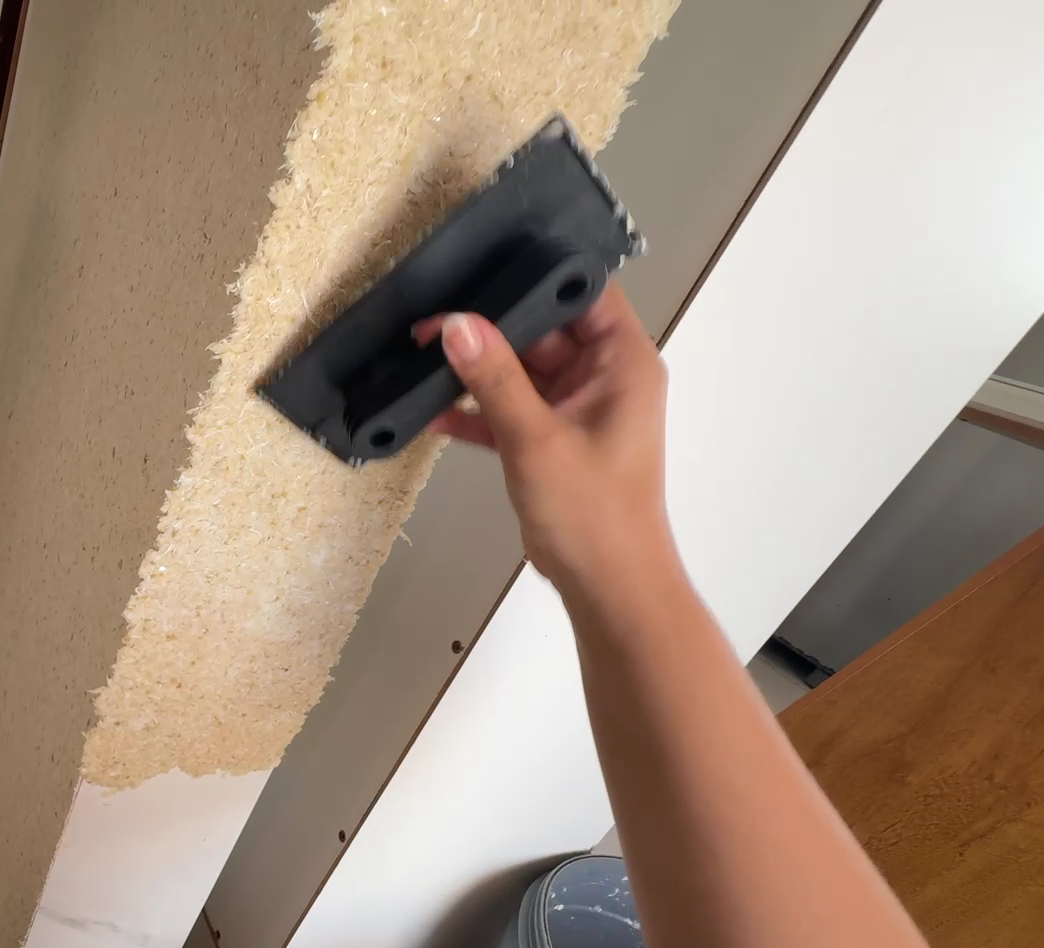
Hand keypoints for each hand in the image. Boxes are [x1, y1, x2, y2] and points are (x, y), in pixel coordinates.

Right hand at [422, 285, 672, 594]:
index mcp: (622, 363)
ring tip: (421, 357)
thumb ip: (494, 379)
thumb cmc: (590, 509)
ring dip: (474, 372)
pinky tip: (429, 410)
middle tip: (432, 321)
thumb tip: (455, 325)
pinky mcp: (545, 440)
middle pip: (541, 334)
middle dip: (489, 329)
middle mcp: (600, 379)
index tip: (484, 270)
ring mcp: (571, 411)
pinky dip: (473, 412)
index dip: (539, 278)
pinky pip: (505, 412)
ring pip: (518, 373)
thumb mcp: (536, 437)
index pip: (584, 296)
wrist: (602, 581)